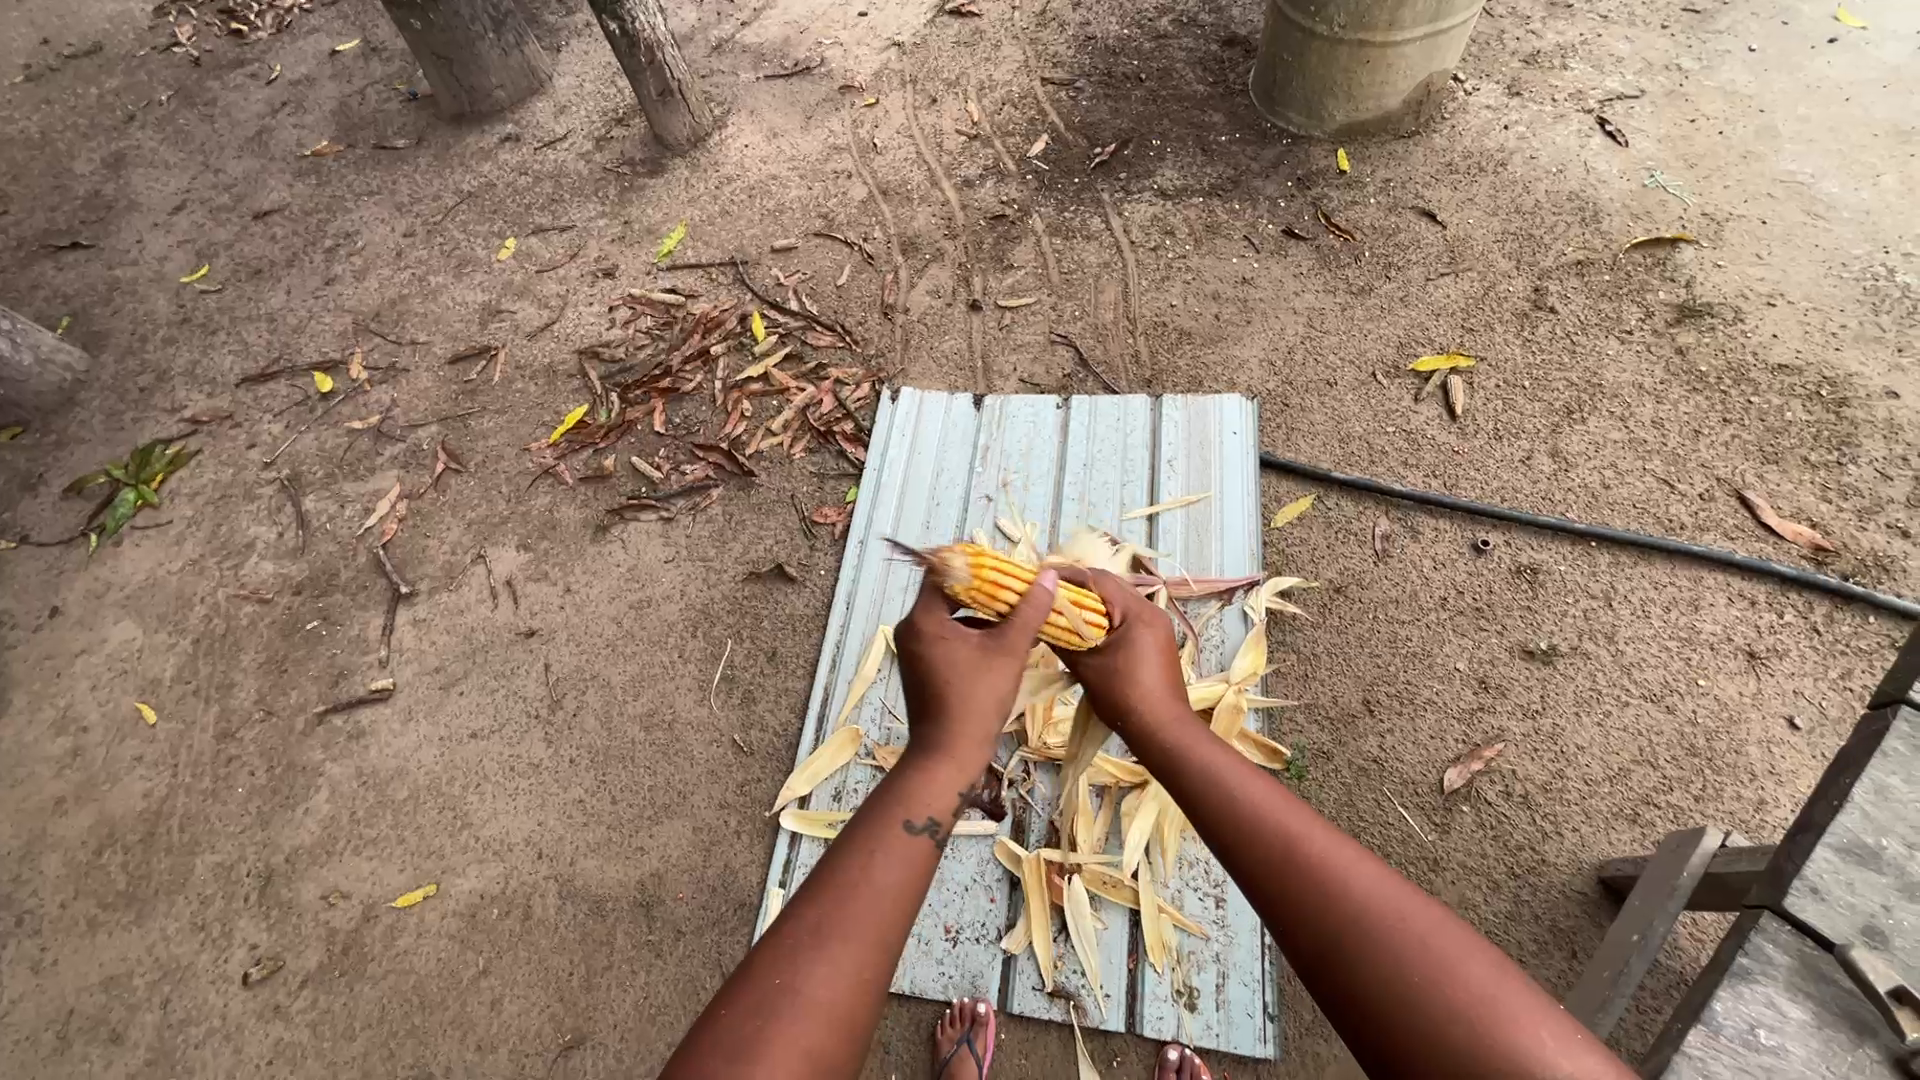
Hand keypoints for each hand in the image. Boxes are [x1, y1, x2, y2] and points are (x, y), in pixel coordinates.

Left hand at [893, 567, 1059, 768]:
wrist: (949, 756)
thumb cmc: (977, 700)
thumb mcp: (1009, 651)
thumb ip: (1029, 610)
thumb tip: (1047, 575)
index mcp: (923, 618)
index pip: (945, 573)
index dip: (977, 566)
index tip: (1007, 569)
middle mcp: (911, 629)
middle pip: (948, 594)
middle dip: (985, 592)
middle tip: (1018, 589)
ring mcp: (914, 650)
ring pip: (950, 618)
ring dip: (982, 615)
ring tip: (1018, 615)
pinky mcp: (922, 667)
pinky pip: (947, 638)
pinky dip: (973, 636)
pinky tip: (1004, 643)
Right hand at [1054, 568, 1193, 739]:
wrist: (1162, 731)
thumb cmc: (1124, 696)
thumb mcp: (1086, 667)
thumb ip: (1062, 640)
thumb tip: (1040, 622)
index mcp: (1137, 611)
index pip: (1098, 579)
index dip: (1068, 575)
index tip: (1044, 578)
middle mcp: (1152, 611)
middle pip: (1110, 586)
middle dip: (1079, 588)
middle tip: (1051, 593)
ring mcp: (1157, 625)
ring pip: (1119, 601)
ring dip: (1092, 603)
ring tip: (1064, 609)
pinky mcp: (1157, 639)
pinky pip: (1127, 617)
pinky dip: (1106, 618)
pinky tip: (1086, 629)